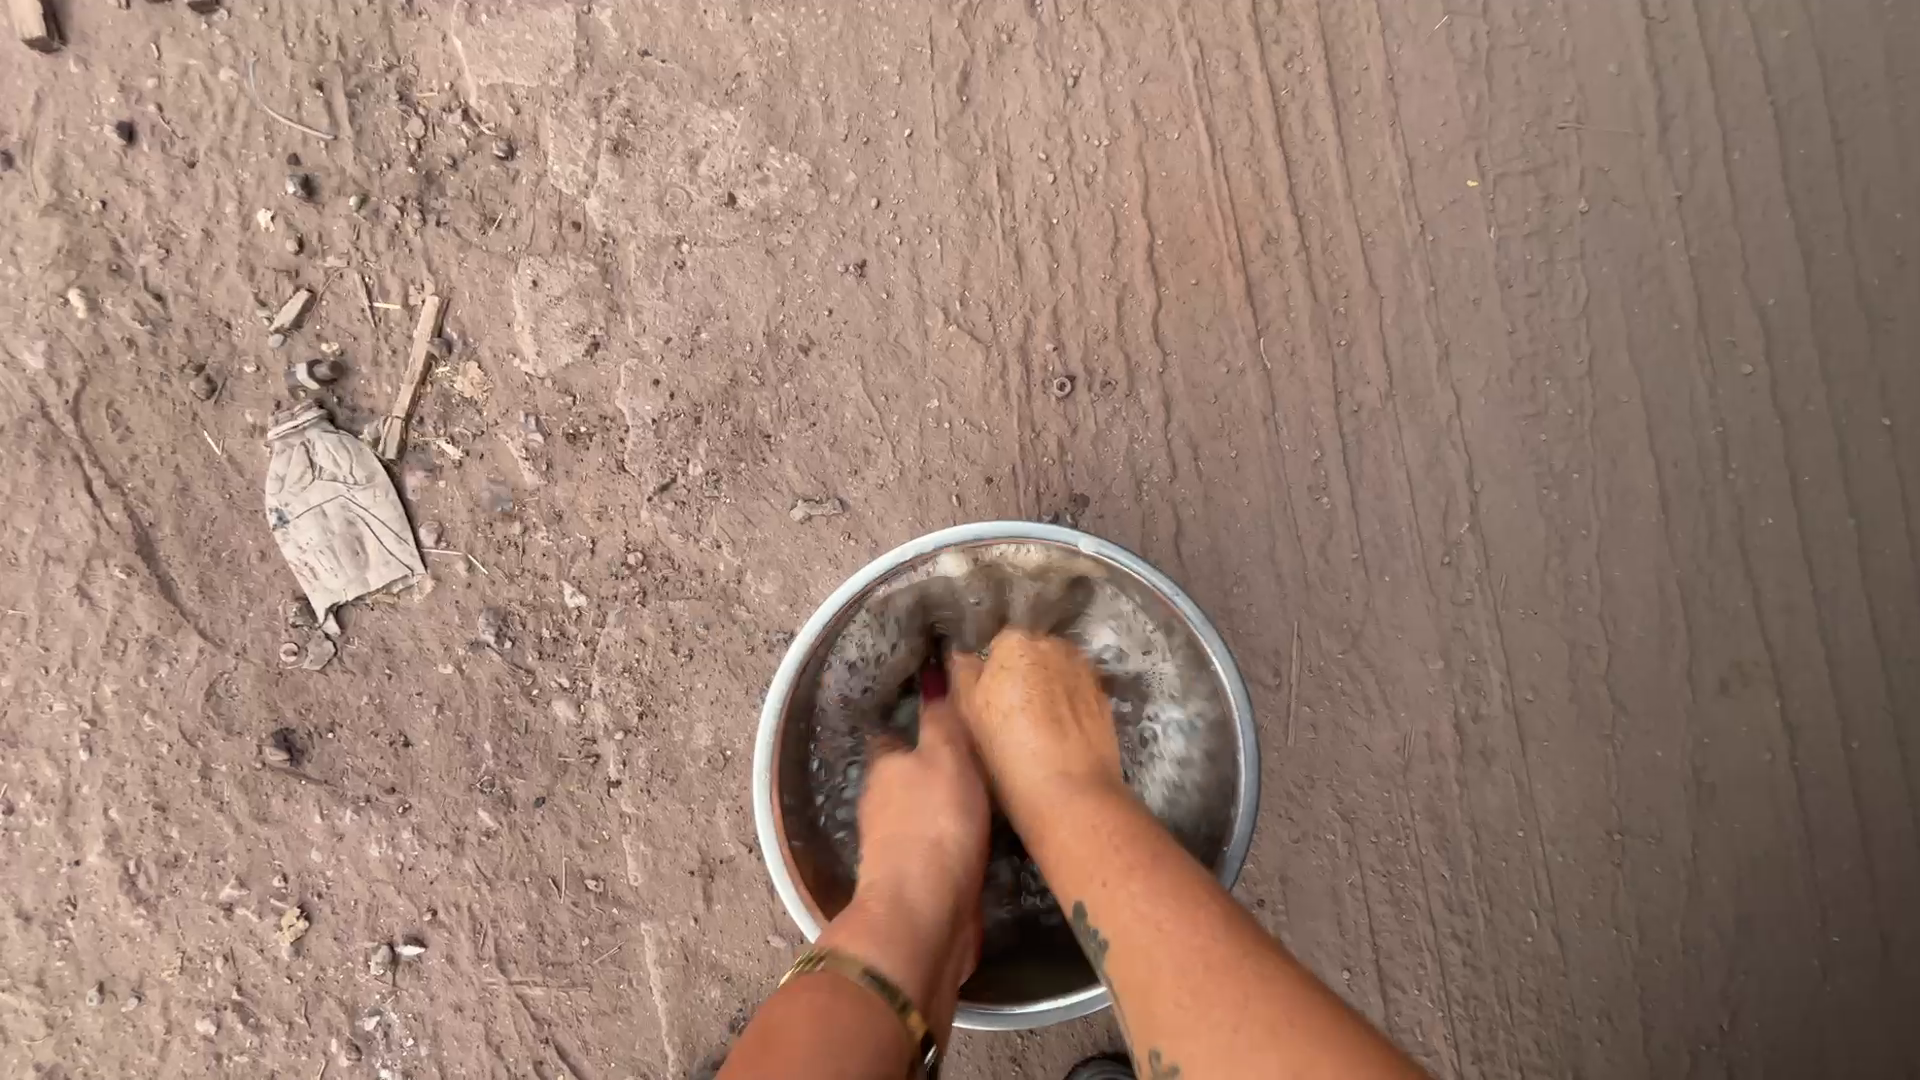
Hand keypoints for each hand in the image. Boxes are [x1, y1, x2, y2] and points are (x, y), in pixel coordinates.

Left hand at [821, 683, 989, 1037]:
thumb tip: (933, 681)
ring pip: (925, 813)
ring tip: (991, 796)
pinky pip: (940, 848)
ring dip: (948, 807)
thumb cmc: (935, 823)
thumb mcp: (945, 755)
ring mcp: (897, 846)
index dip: (921, 726)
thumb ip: (941, 720)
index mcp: (885, 767)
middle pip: (911, 775)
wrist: (924, 916)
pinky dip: (957, 841)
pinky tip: (985, 840)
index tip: (952, 720)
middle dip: (938, 769)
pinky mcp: (917, 881)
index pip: (897, 736)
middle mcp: (883, 803)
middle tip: (983, 758)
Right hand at [947, 630, 1124, 830]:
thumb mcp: (966, 709)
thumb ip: (962, 672)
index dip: (990, 675)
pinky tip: (1060, 735)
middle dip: (1020, 677)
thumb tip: (963, 656)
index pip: (997, 647)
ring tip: (1037, 729)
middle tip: (1009, 716)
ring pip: (1055, 673)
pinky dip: (1067, 706)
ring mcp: (1084, 669)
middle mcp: (1053, 645)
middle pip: (1029, 655)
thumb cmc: (1006, 747)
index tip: (987, 702)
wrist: (1070, 790)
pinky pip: (1075, 693)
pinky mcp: (1104, 696)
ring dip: (1046, 689)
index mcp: (1015, 641)